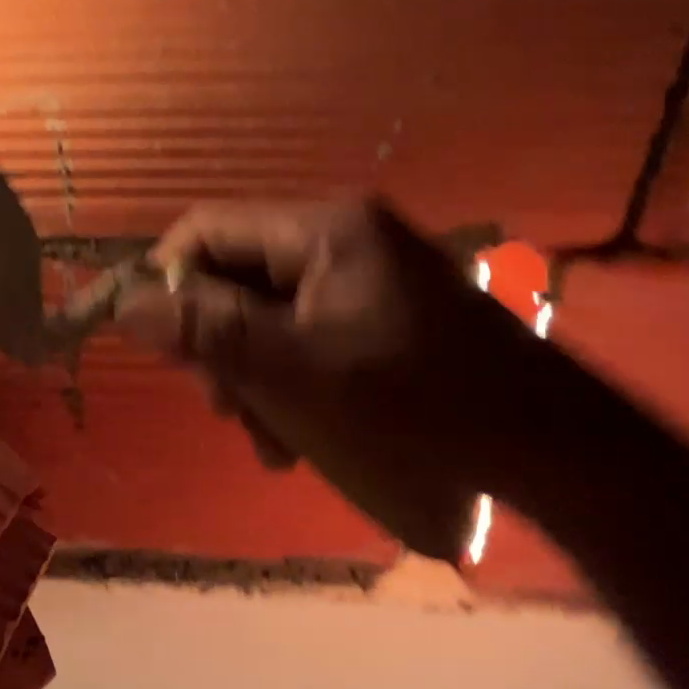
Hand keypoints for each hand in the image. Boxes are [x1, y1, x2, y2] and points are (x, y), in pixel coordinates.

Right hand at [116, 199, 557, 560]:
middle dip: (218, 345)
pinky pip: (309, 332)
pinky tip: (303, 432)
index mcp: (322, 228)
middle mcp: (344, 236)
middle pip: (235, 274)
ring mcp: (371, 274)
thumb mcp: (294, 373)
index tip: (162, 349)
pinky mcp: (391, 312)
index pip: (204, 229)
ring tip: (273, 442)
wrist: (566, 460)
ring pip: (268, 312)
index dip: (167, 283)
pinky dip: (292, 379)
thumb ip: (204, 332)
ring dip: (254, 375)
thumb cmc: (418, 410)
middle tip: (227, 411)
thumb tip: (122, 304)